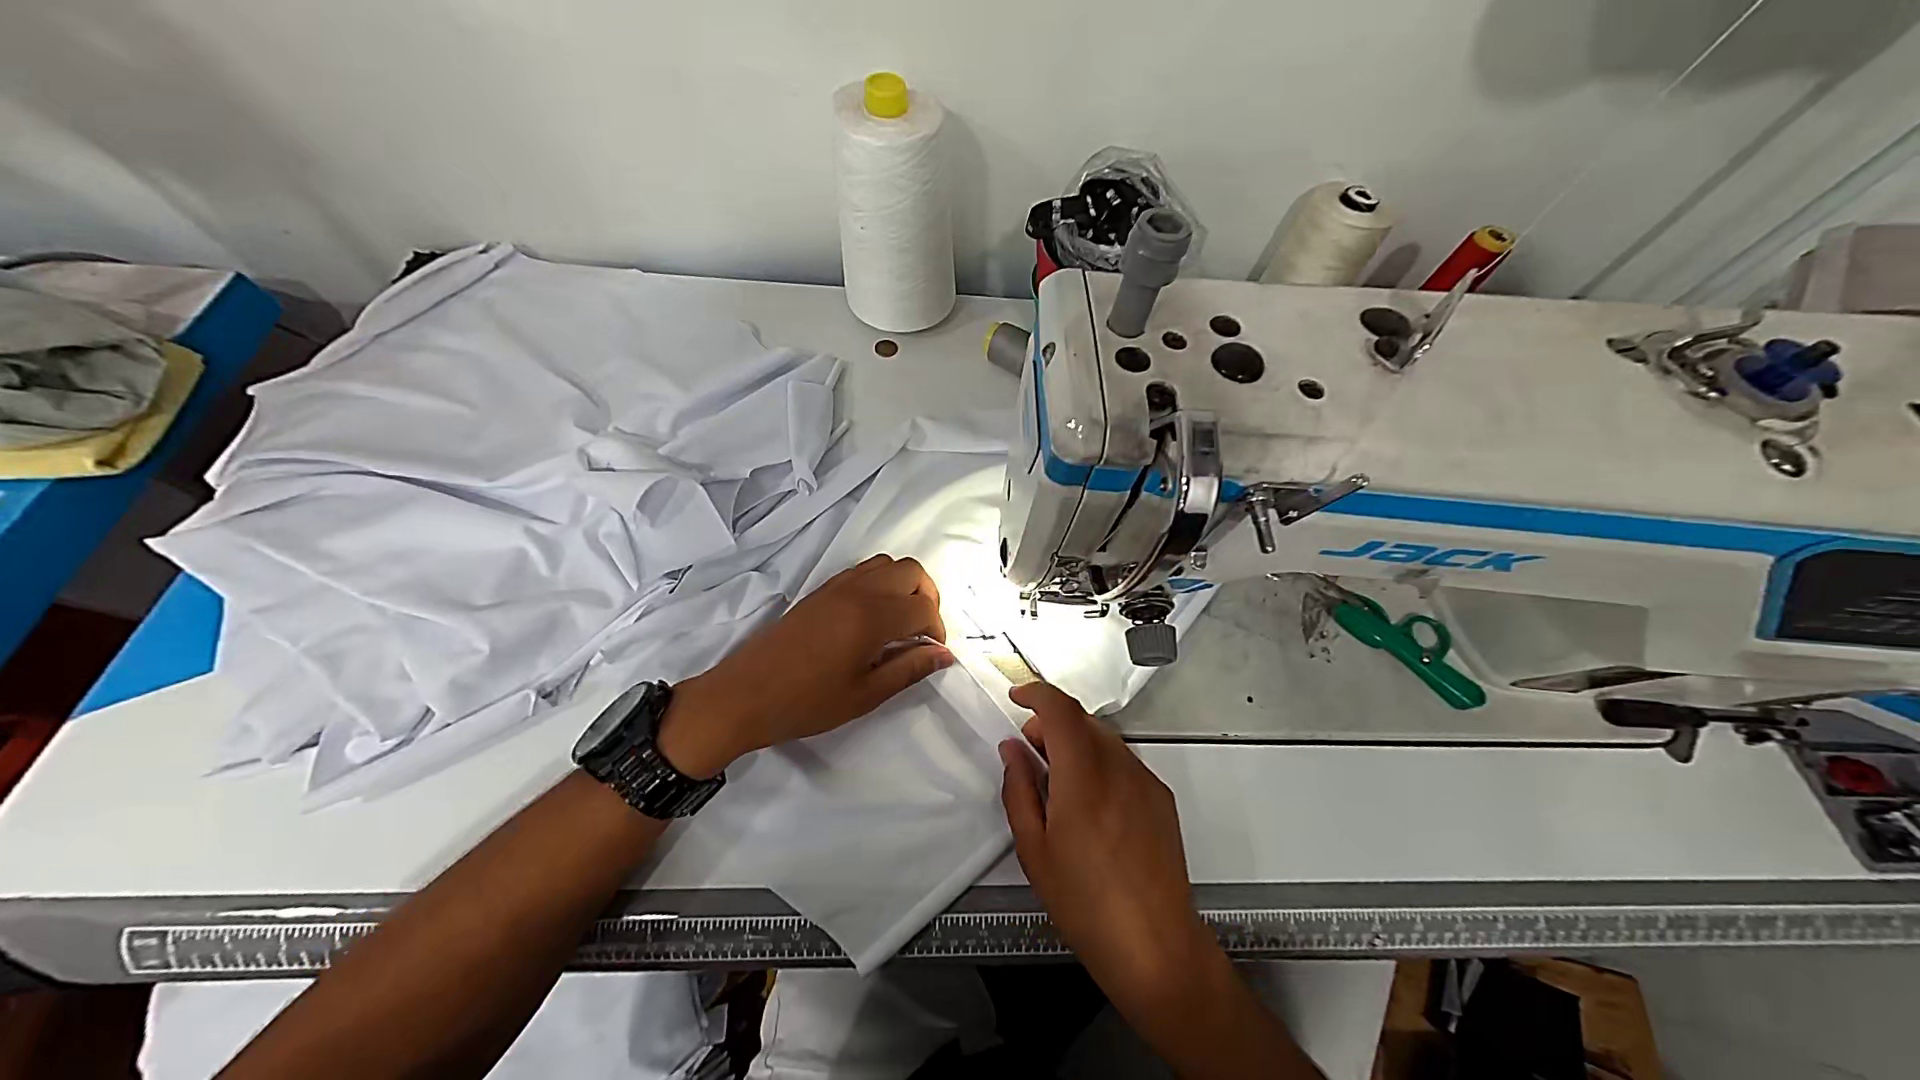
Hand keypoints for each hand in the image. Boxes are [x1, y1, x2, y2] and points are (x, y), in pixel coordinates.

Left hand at [658, 555, 952, 776]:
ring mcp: (836, 586)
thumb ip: (909, 669)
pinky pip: (862, 570)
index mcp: (871, 617)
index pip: (924, 607)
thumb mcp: (865, 695)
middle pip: (911, 571)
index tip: (932, 653)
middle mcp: (857, 591)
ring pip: (886, 564)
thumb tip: (944, 654)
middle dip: (928, 597)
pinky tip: (873, 617)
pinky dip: (881, 582)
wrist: (743, 696)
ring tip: (901, 622)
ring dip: (905, 585)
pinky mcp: (820, 590)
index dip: (938, 630)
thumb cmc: (806, 703)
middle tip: (923, 632)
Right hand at [999, 681, 1218, 1012]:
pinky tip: (1089, 801)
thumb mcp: (1034, 848)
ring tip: (1058, 782)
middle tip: (1031, 750)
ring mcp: (1144, 782)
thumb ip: (1018, 788)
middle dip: (1051, 723)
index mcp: (1082, 779)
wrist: (1154, 945)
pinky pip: (1124, 760)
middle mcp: (1118, 770)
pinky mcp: (1160, 796)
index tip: (1020, 696)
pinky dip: (1100, 762)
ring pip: (1103, 738)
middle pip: (1081, 719)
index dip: (1035, 693)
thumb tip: (1012, 752)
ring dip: (1076, 742)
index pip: (1059, 709)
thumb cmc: (1092, 907)